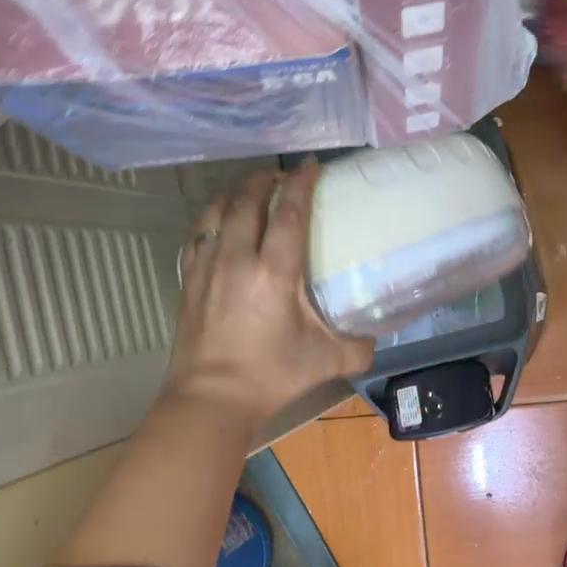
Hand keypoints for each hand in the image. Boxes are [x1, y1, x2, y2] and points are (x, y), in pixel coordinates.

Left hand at [164, 164, 373, 422]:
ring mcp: (208, 268)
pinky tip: (219, 223)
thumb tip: (378, 336)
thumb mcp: (327, 361)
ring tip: (250, 190)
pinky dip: (211, 220)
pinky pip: (197, 236)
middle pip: (247, 200)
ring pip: (217, 212)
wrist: (211, 399)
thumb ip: (359, 346)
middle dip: (264, 180)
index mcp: (275, 272)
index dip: (302, 184)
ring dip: (235, 194)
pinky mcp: (188, 281)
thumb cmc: (272, 376)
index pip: (290, 213)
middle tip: (281, 175)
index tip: (312, 167)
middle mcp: (238, 259)